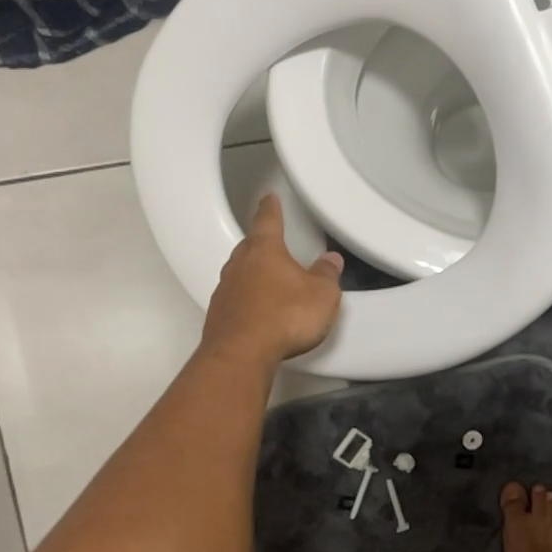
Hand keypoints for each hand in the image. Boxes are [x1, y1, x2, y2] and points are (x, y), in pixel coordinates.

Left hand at [199, 194, 342, 367]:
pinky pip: (237, 299)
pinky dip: (249, 300)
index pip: (268, 220)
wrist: (242, 353)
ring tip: (274, 284)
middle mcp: (240, 264)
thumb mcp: (322, 294)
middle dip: (263, 245)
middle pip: (251, 247)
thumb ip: (327, 274)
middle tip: (277, 247)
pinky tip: (262, 312)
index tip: (270, 198)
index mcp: (265, 250)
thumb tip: (331, 261)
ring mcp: (225, 290)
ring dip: (256, 276)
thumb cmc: (284, 316)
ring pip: (242, 273)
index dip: (271, 208)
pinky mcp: (219, 315)